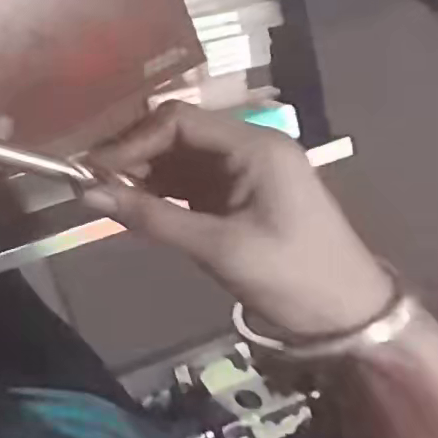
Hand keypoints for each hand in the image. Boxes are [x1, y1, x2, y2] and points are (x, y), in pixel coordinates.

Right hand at [84, 102, 392, 338]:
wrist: (349, 317)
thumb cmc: (292, 276)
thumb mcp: (218, 247)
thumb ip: (152, 218)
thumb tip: (87, 195)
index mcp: (254, 145)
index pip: (179, 120)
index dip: (132, 140)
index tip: (94, 168)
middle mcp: (248, 146)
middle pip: (177, 133)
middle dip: (134, 153)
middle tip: (92, 180)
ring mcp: (243, 170)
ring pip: (179, 157)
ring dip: (143, 172)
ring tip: (105, 193)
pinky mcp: (237, 194)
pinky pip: (188, 180)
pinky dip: (160, 190)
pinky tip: (134, 204)